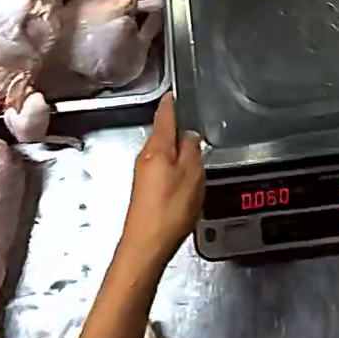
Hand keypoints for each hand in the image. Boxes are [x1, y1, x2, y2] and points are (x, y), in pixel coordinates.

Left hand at [119, 94, 203, 270]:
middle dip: (177, 127)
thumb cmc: (169, 209)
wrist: (145, 245)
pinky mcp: (145, 189)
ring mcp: (143, 173)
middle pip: (163, 133)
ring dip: (177, 148)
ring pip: (163, 151)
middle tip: (194, 119)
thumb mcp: (192, 175)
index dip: (171, 102)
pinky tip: (186, 174)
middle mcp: (146, 156)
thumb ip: (192, 150)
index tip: (175, 92)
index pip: (164, 115)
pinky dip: (174, 164)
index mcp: (157, 147)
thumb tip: (190, 134)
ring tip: (196, 147)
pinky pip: (162, 167)